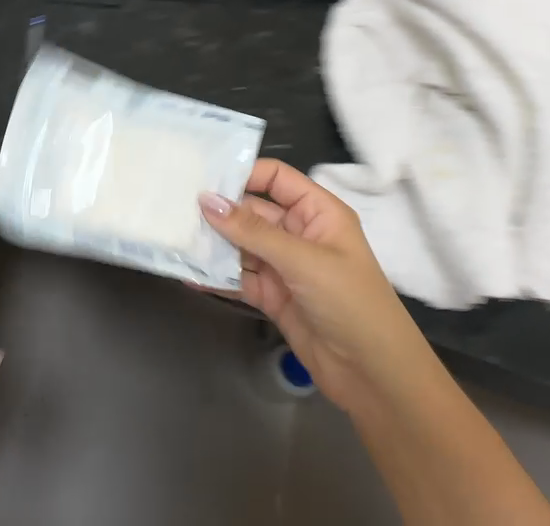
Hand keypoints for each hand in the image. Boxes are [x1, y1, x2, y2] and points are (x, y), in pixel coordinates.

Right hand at [198, 159, 439, 413]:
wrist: (375, 376)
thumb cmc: (351, 304)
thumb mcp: (303, 261)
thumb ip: (252, 231)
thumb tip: (206, 199)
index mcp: (318, 213)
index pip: (275, 178)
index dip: (242, 173)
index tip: (201, 177)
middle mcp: (299, 233)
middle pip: (251, 210)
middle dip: (217, 210)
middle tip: (175, 205)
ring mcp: (284, 265)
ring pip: (239, 244)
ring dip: (211, 242)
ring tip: (174, 235)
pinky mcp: (271, 294)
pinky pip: (237, 276)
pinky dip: (215, 274)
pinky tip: (188, 270)